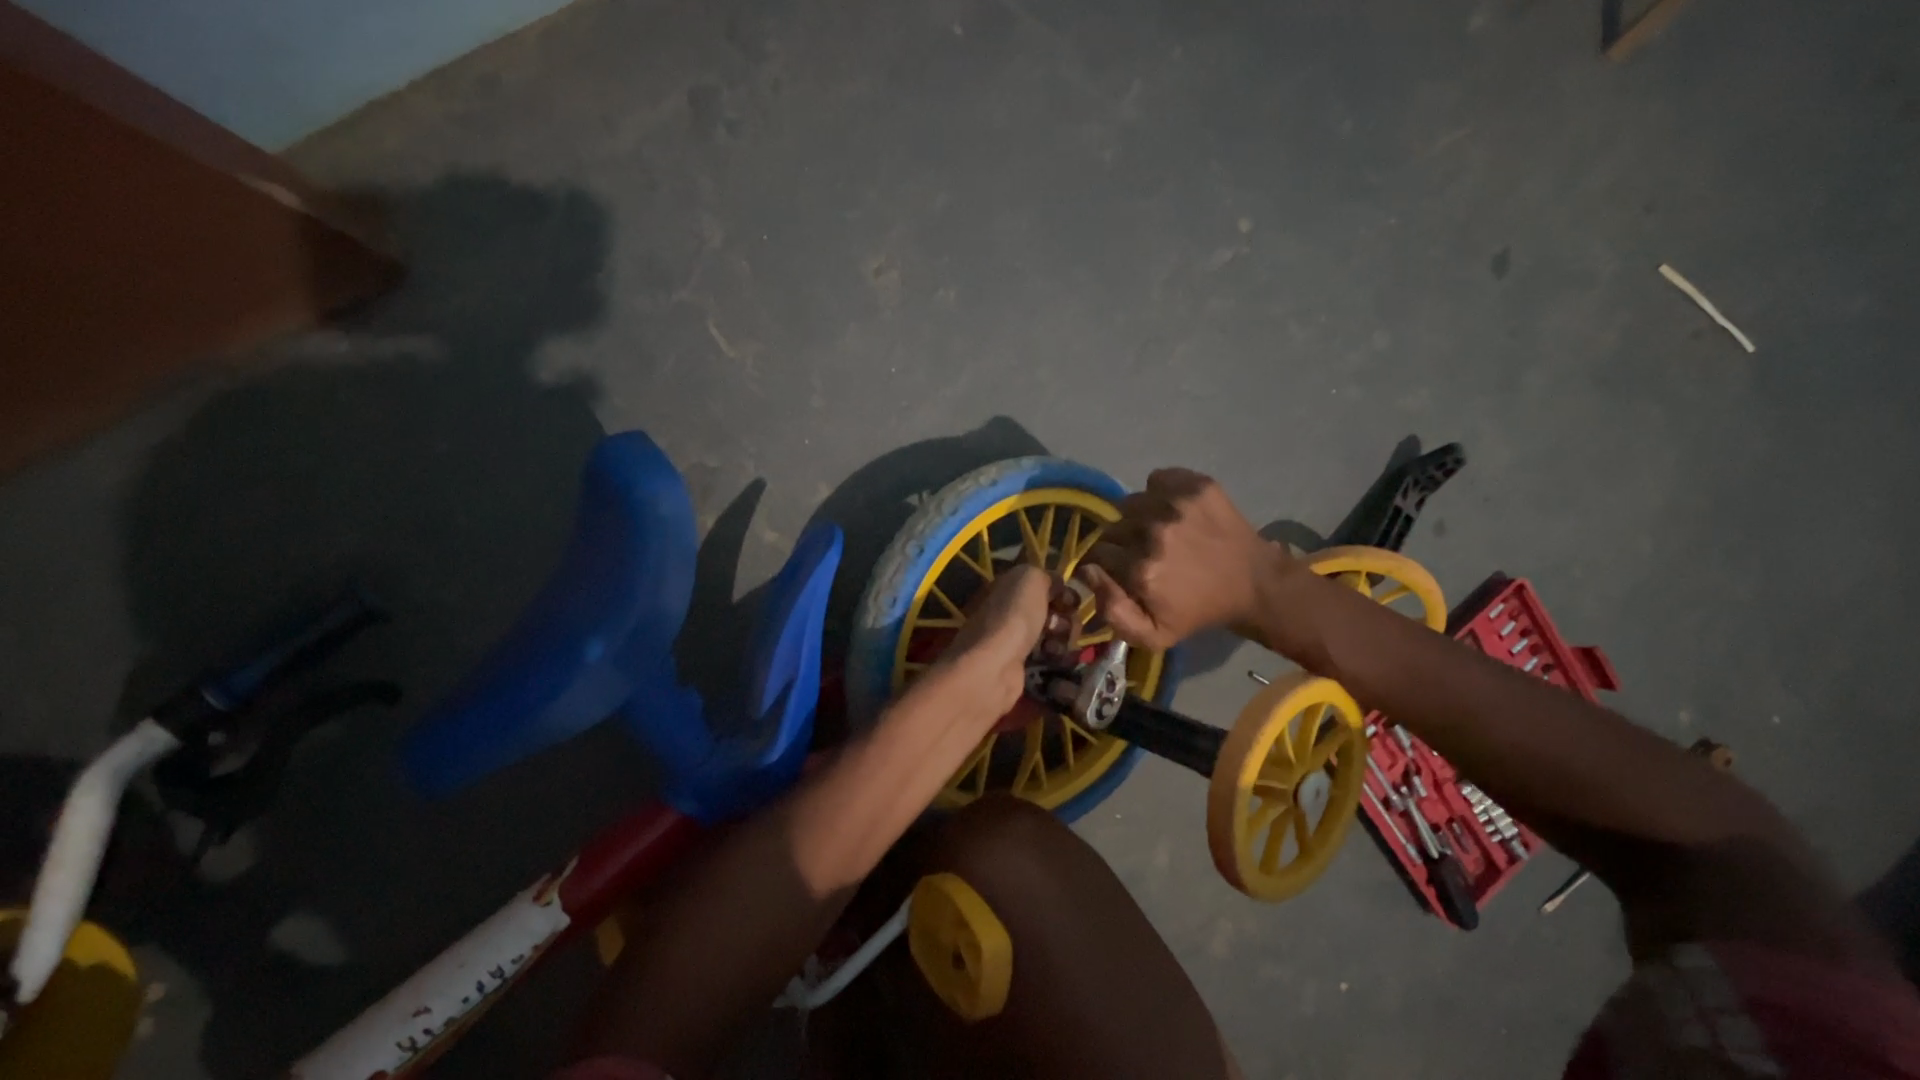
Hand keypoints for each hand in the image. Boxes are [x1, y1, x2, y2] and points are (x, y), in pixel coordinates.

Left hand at [935, 564, 1076, 717]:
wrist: (994, 664)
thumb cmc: (1014, 615)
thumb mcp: (1032, 579)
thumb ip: (1047, 576)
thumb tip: (1058, 587)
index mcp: (1009, 585)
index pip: (1043, 583)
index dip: (1061, 590)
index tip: (1069, 601)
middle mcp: (1010, 609)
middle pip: (1052, 608)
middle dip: (1065, 616)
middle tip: (1058, 625)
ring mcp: (1014, 637)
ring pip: (1054, 632)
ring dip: (1063, 636)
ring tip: (1054, 645)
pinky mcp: (1022, 663)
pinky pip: (1049, 654)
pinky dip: (1055, 655)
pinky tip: (1050, 657)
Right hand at [1081, 468, 1295, 648]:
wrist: (1254, 583)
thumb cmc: (1198, 612)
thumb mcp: (1153, 635)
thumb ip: (1112, 611)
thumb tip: (1087, 573)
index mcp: (1141, 570)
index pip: (1097, 554)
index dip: (1105, 561)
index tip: (1120, 567)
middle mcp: (1154, 532)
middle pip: (1112, 526)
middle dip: (1121, 540)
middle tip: (1142, 551)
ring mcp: (1177, 505)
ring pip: (1132, 502)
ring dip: (1137, 515)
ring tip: (1158, 530)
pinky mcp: (1196, 485)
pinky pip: (1158, 479)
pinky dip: (1159, 491)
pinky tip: (1174, 511)